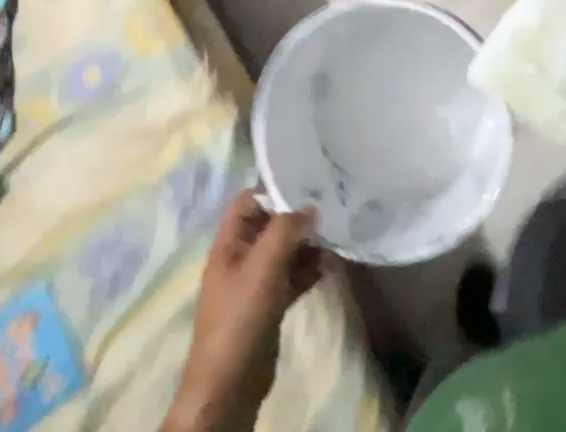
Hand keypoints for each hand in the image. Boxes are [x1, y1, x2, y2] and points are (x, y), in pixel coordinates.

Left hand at [164, 191, 325, 431]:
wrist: (230, 384)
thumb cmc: (240, 318)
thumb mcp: (262, 268)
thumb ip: (284, 232)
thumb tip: (309, 206)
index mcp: (229, 244)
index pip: (248, 202)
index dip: (274, 190)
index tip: (308, 181)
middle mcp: (241, 258)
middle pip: (270, 226)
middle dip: (298, 217)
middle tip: (332, 206)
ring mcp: (255, 283)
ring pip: (284, 252)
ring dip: (307, 244)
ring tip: (336, 236)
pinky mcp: (270, 305)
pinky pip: (291, 277)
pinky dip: (308, 270)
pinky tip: (330, 266)